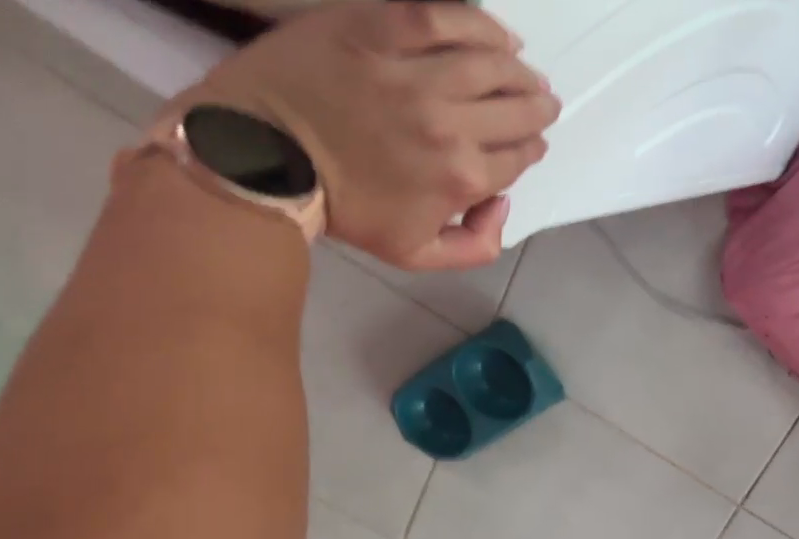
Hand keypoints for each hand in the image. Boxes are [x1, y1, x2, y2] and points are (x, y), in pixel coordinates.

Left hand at [174, 2, 559, 268]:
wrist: (258, 158)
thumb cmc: (341, 210)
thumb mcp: (418, 255)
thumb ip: (477, 245)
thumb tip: (502, 204)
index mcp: (463, 178)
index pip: (519, 155)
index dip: (530, 146)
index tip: (529, 139)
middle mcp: (449, 126)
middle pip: (517, 109)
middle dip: (537, 107)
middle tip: (541, 101)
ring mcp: (411, 75)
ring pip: (490, 63)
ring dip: (518, 68)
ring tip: (523, 68)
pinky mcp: (373, 32)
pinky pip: (439, 17)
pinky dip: (477, 23)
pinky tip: (498, 31)